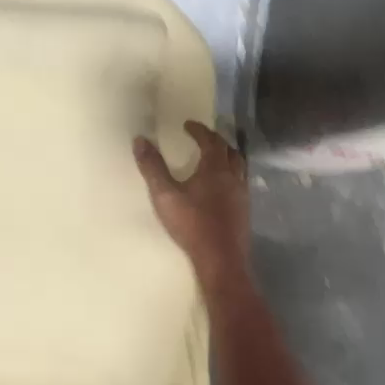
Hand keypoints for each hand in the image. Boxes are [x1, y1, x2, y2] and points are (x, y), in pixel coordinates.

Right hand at [134, 121, 251, 290]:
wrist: (221, 259)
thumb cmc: (191, 224)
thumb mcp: (164, 195)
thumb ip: (152, 167)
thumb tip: (140, 140)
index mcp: (215, 169)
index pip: (210, 141)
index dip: (199, 130)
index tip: (187, 125)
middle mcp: (233, 177)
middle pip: (229, 150)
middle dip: (215, 140)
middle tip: (201, 137)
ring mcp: (242, 194)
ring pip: (239, 166)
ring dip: (227, 156)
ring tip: (214, 157)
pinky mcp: (244, 210)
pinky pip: (240, 182)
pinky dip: (231, 174)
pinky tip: (221, 185)